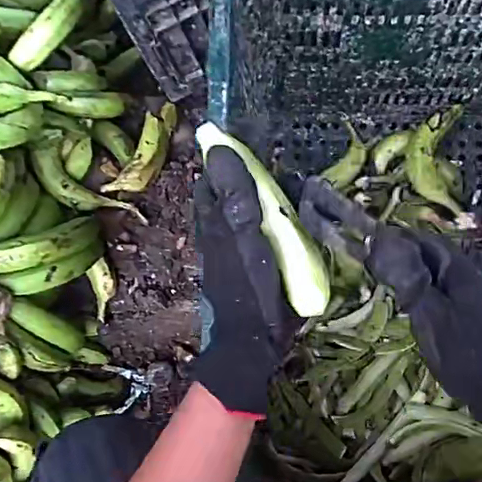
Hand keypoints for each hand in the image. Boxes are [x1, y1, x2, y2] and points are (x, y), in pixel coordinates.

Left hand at [188, 146, 298, 416]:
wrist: (251, 343)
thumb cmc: (252, 292)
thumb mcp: (247, 240)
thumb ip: (236, 197)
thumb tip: (218, 149)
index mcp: (217, 223)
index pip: (212, 178)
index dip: (222, 156)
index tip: (242, 137)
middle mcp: (216, 235)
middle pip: (218, 194)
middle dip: (232, 173)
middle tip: (257, 157)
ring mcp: (226, 254)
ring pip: (229, 214)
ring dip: (243, 195)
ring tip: (267, 183)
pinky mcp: (238, 269)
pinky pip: (241, 233)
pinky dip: (253, 219)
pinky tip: (269, 221)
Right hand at [367, 228, 481, 475]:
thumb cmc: (463, 357)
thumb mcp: (430, 319)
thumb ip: (413, 283)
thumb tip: (391, 249)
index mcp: (466, 273)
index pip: (431, 243)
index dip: (403, 240)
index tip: (378, 243)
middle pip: (445, 257)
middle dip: (416, 257)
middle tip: (389, 265)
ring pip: (455, 276)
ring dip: (431, 276)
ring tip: (408, 285)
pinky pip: (464, 293)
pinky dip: (445, 292)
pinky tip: (436, 306)